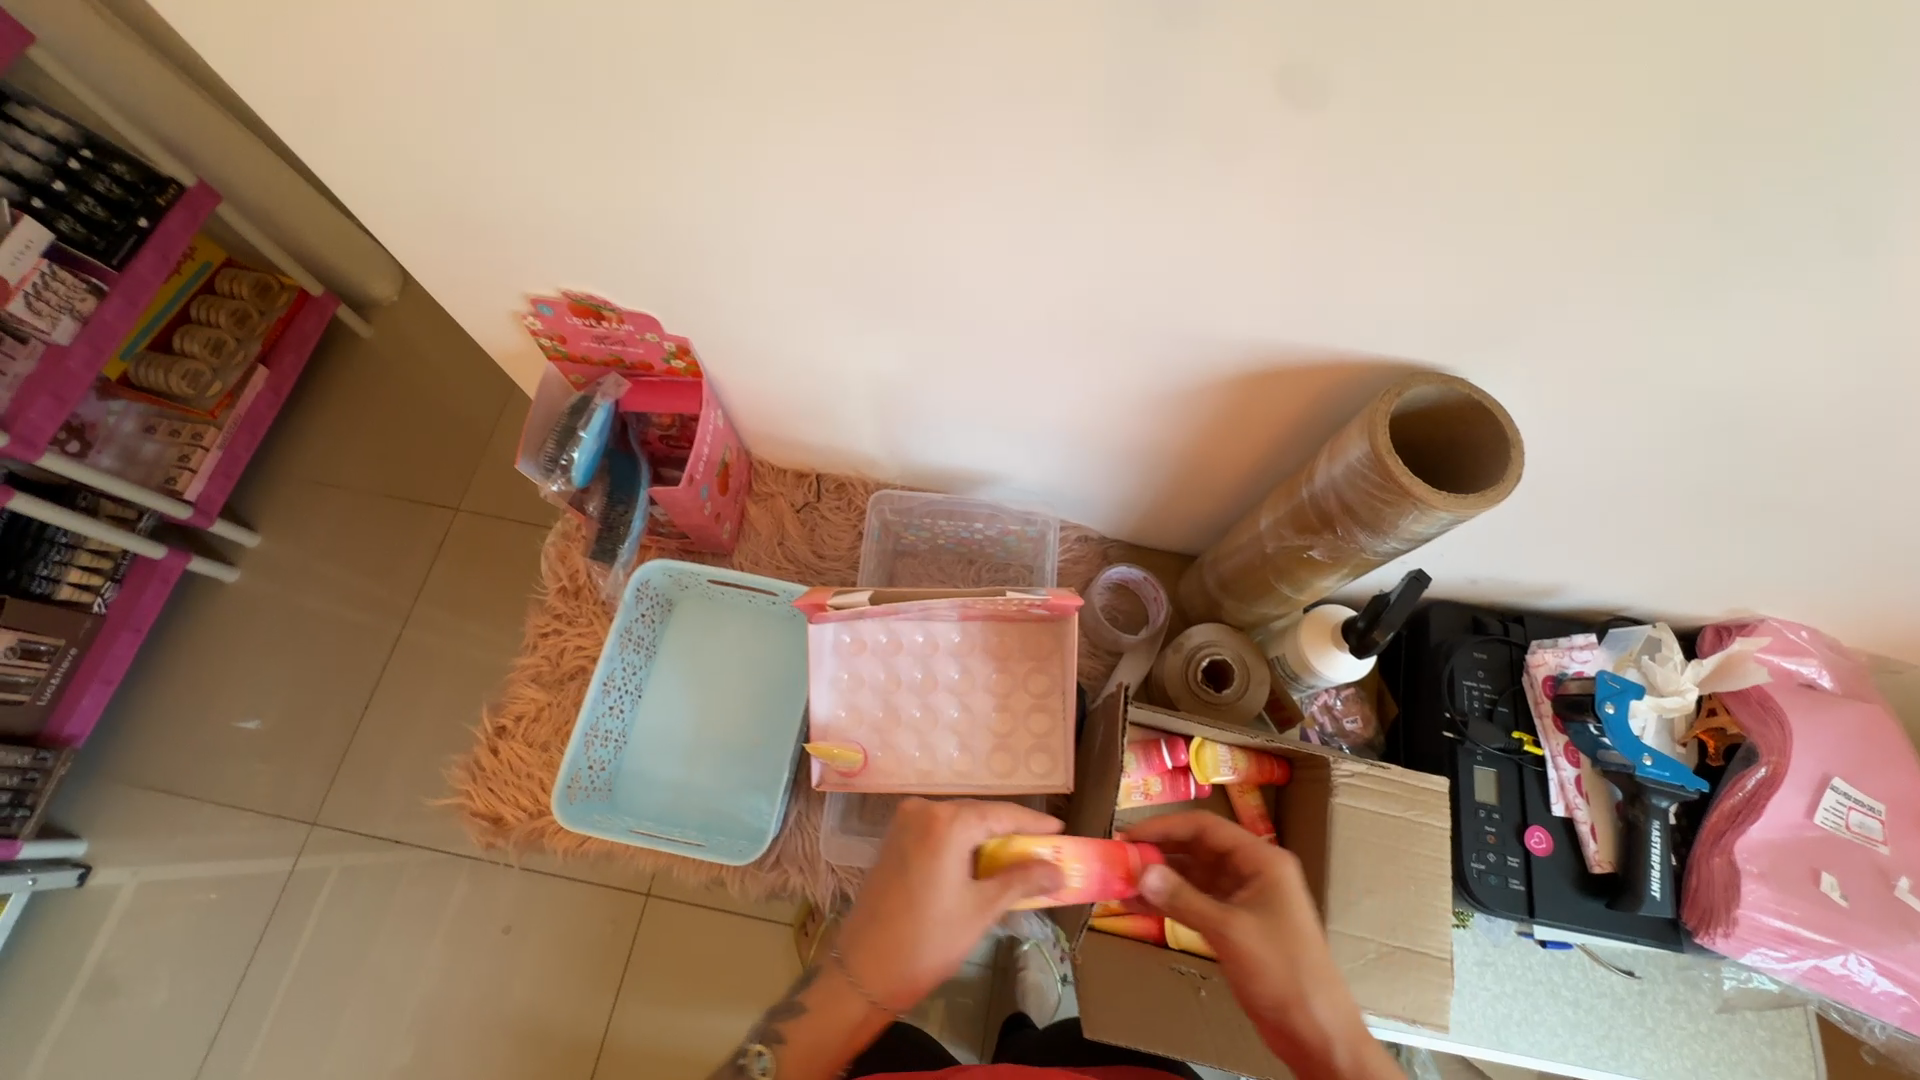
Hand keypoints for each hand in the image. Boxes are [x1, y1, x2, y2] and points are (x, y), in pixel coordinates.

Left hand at [834, 798, 1065, 1011]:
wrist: (863, 971)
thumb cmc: (928, 940)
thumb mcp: (981, 909)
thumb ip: (1021, 880)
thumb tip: (1057, 869)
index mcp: (946, 822)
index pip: (1002, 814)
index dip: (1033, 822)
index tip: (1061, 830)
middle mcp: (923, 810)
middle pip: (979, 814)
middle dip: (1011, 831)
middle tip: (1043, 848)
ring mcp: (904, 822)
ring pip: (958, 822)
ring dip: (986, 838)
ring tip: (1019, 857)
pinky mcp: (894, 839)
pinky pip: (938, 832)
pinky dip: (962, 843)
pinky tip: (981, 862)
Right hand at [1121, 812, 1399, 1079]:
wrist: (1318, 1034)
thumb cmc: (1283, 973)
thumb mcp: (1230, 932)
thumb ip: (1183, 899)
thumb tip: (1140, 872)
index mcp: (1262, 860)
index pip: (1205, 827)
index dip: (1164, 827)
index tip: (1127, 836)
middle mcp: (1253, 872)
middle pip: (1197, 849)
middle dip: (1158, 852)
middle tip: (1118, 859)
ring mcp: (1244, 899)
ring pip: (1194, 876)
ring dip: (1160, 879)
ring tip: (1121, 882)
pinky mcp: (1236, 925)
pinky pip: (1196, 902)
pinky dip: (1170, 902)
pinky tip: (1139, 906)